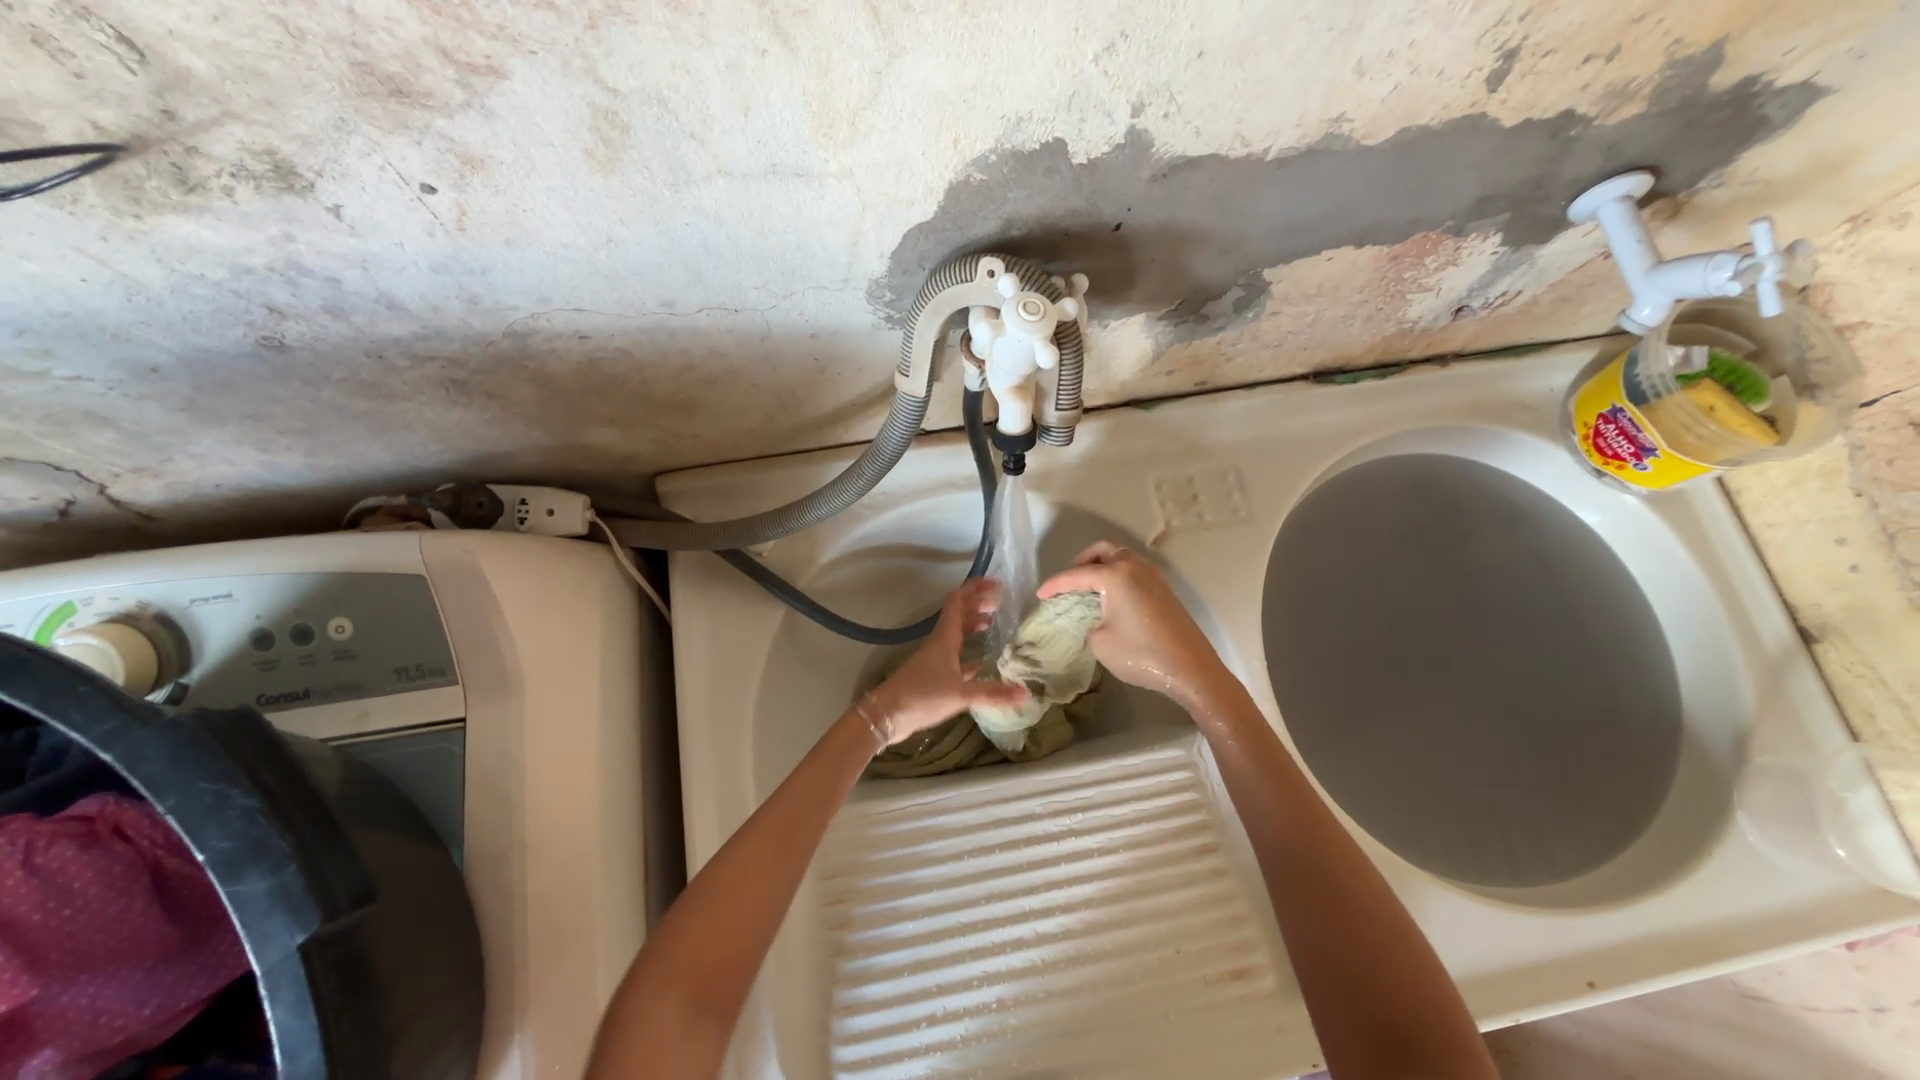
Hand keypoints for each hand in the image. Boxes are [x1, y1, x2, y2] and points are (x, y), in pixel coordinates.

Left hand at [862, 579, 1028, 744]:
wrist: (886, 716)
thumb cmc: (921, 696)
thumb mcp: (961, 695)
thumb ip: (992, 693)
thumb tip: (1026, 693)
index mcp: (944, 638)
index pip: (959, 601)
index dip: (976, 588)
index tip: (997, 584)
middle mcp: (939, 643)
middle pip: (959, 615)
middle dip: (977, 605)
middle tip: (999, 604)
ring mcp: (934, 659)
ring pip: (956, 635)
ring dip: (972, 626)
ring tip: (991, 626)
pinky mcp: (932, 676)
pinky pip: (954, 658)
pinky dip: (968, 655)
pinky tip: (980, 664)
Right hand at [1038, 542, 1225, 705]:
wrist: (1190, 668)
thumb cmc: (1141, 654)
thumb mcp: (1100, 642)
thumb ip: (1091, 623)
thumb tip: (1099, 620)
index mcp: (1116, 574)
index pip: (1077, 574)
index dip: (1055, 584)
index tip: (1040, 594)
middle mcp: (1135, 567)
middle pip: (1104, 550)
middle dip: (1082, 561)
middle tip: (1069, 581)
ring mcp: (1154, 577)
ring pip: (1122, 558)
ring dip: (1103, 566)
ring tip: (1089, 588)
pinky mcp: (1165, 591)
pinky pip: (1134, 571)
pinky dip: (1118, 576)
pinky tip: (1112, 598)